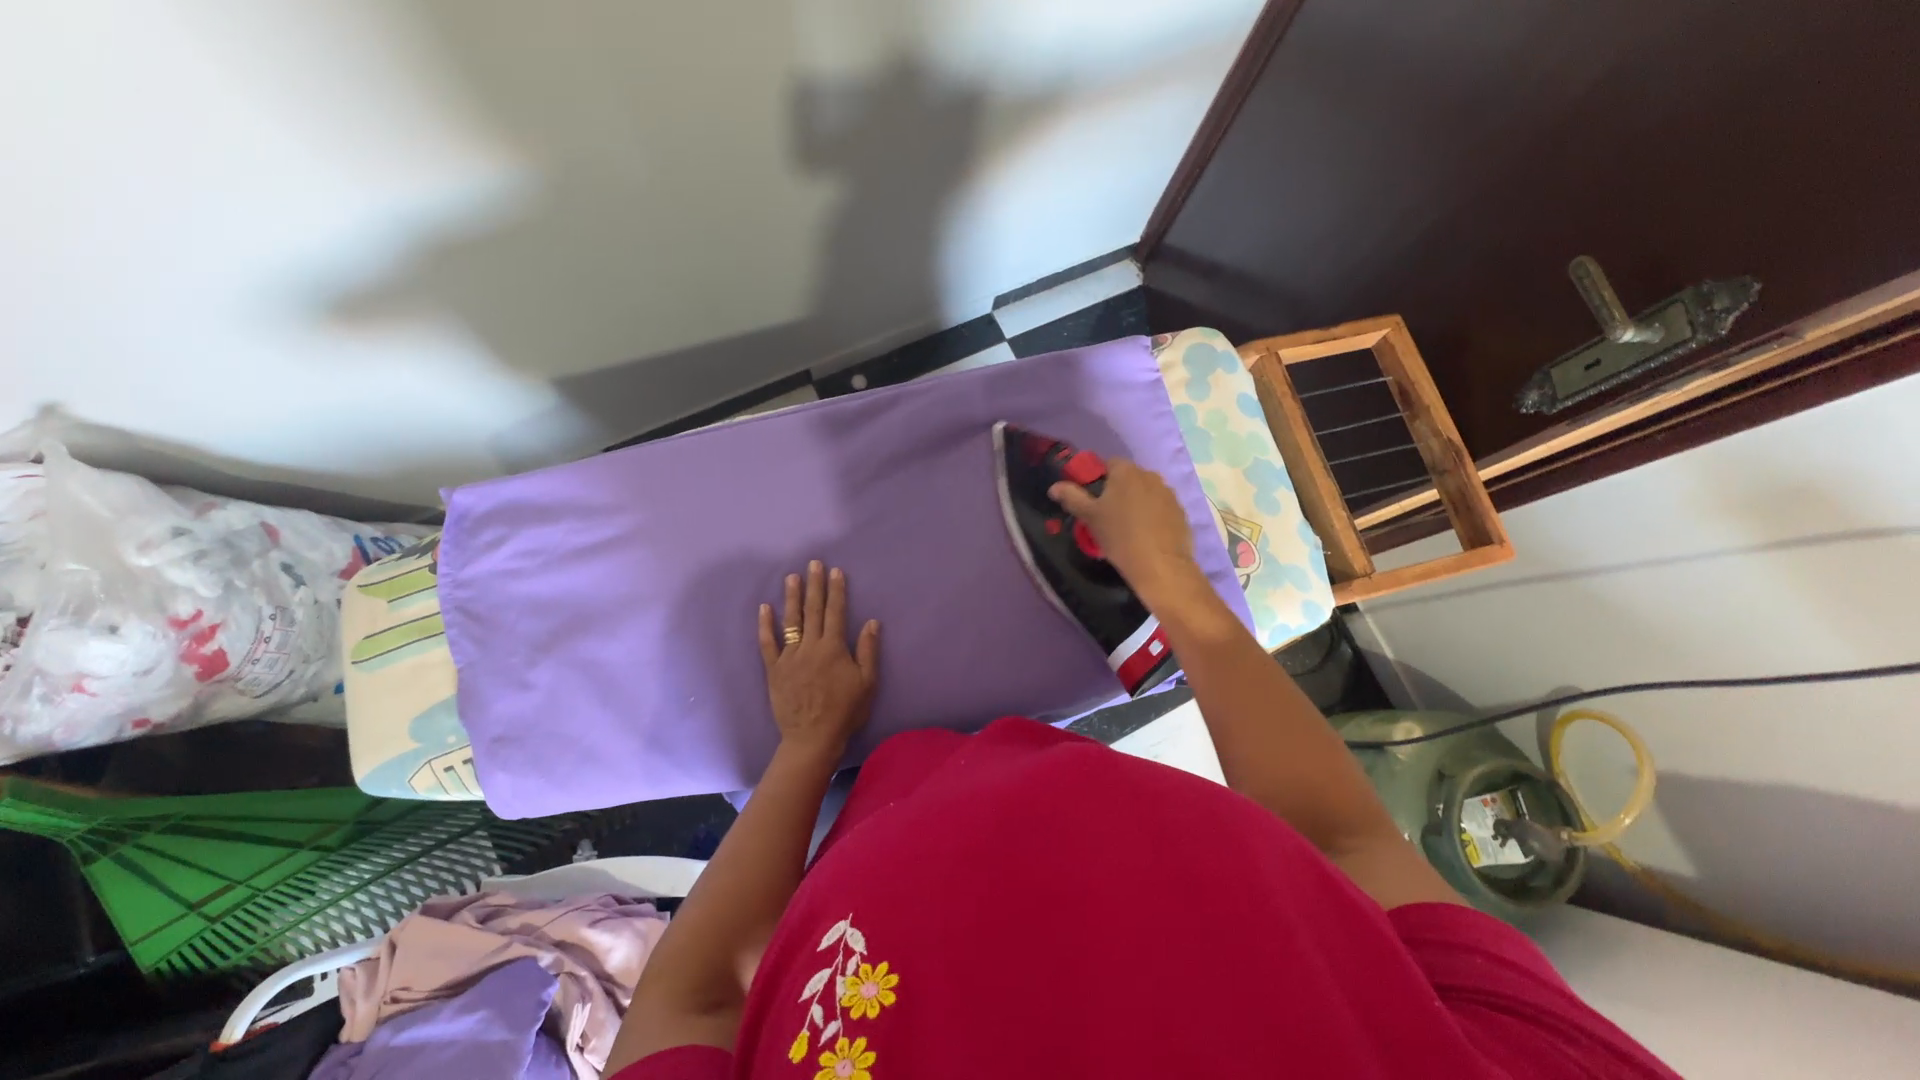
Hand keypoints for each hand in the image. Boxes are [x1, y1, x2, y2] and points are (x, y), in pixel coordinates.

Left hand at [757, 560, 880, 756]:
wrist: (813, 737)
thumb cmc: (845, 711)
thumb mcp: (867, 682)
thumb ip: (868, 650)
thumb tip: (872, 622)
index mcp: (833, 648)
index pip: (836, 612)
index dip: (836, 590)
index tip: (836, 571)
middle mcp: (810, 646)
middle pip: (813, 610)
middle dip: (814, 585)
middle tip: (813, 564)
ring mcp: (789, 657)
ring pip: (790, 621)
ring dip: (791, 597)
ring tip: (791, 577)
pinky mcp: (774, 670)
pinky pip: (767, 643)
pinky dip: (765, 625)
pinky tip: (764, 608)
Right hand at [1049, 459, 1206, 606]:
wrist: (1160, 565)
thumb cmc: (1119, 537)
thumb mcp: (1090, 517)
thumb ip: (1071, 497)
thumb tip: (1054, 487)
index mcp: (1126, 472)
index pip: (1110, 464)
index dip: (1100, 479)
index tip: (1095, 500)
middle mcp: (1150, 475)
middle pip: (1130, 478)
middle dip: (1120, 491)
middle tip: (1109, 515)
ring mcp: (1169, 493)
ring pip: (1147, 492)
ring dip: (1138, 503)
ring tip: (1129, 527)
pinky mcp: (1181, 512)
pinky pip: (1161, 508)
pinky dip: (1154, 516)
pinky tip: (1147, 535)